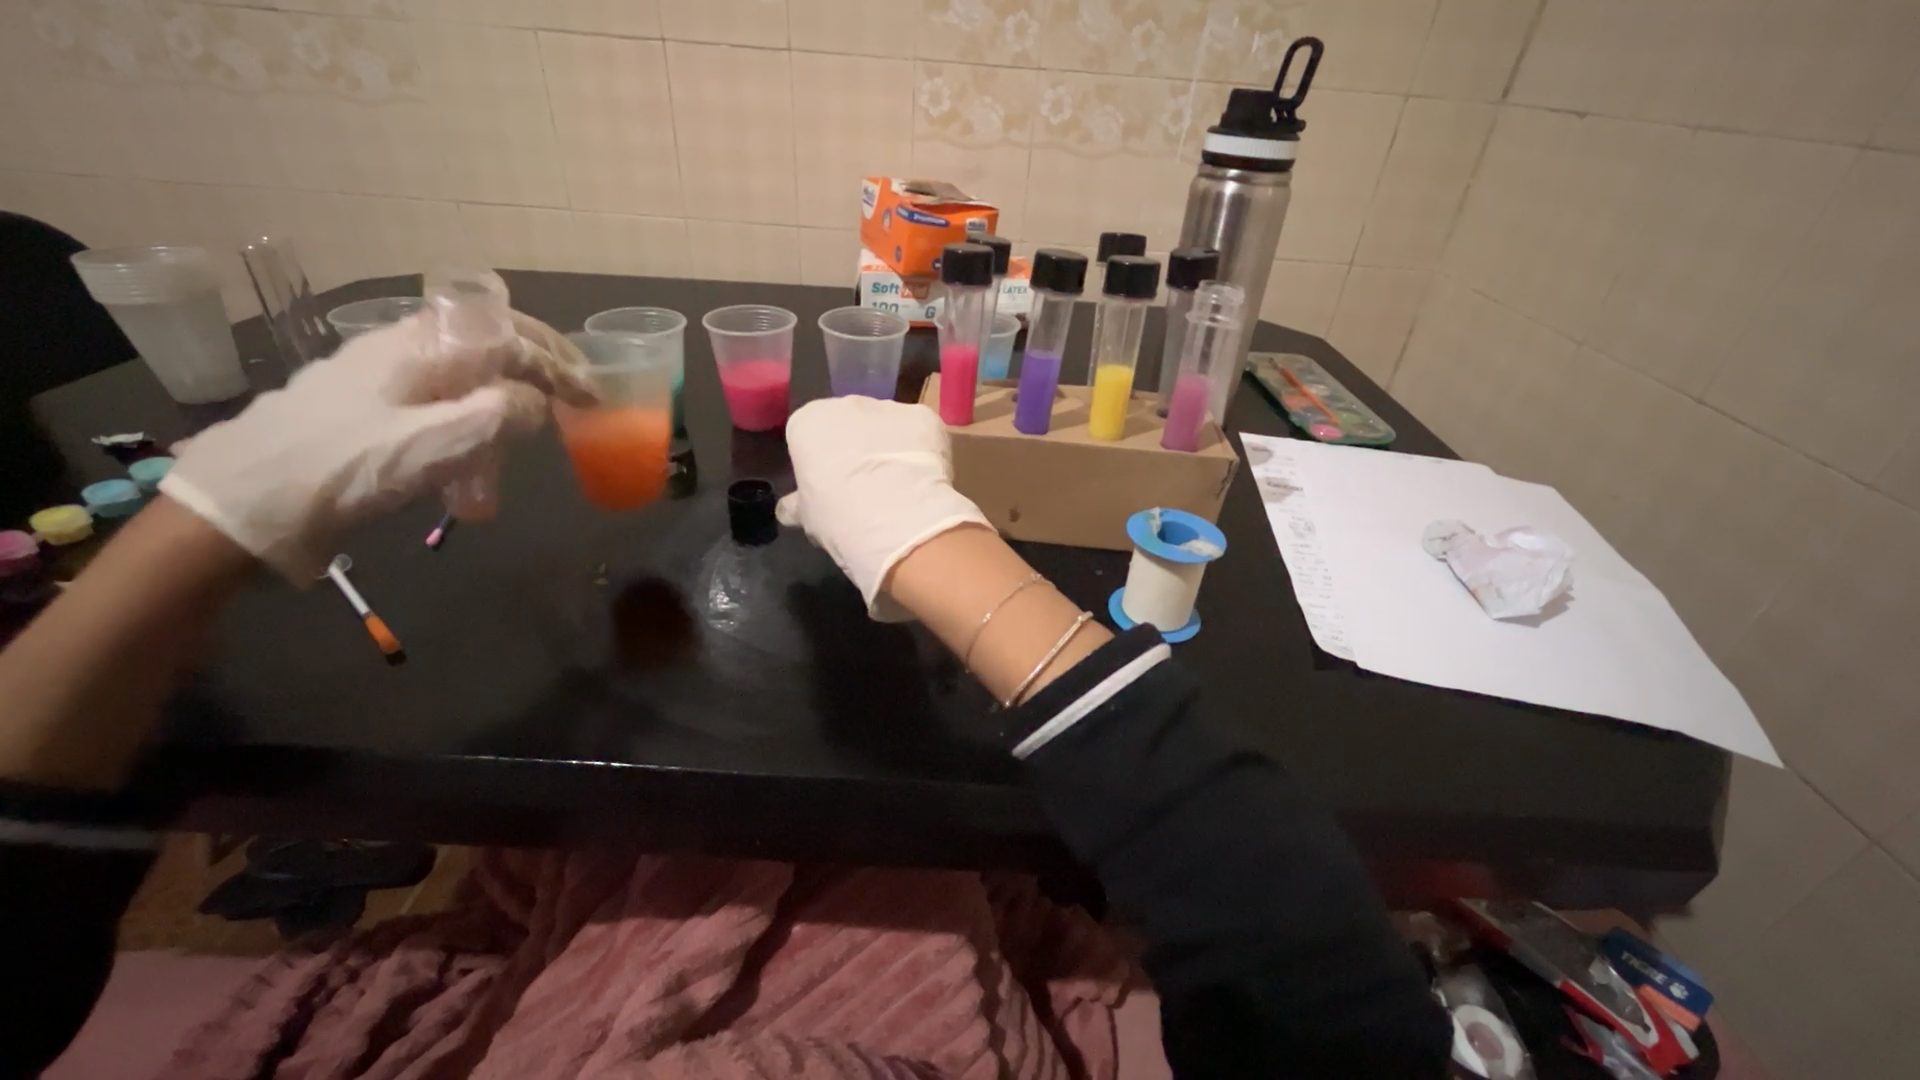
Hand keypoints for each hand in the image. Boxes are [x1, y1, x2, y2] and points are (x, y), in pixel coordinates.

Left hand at [160, 310, 593, 581]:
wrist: (235, 506)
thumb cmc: (342, 468)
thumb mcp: (436, 443)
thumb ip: (499, 415)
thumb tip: (534, 403)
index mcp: (420, 347)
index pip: (510, 335)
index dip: (559, 364)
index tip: (592, 398)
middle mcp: (399, 349)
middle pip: (486, 348)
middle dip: (534, 377)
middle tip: (568, 411)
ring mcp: (375, 379)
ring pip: (460, 381)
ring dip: (499, 413)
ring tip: (511, 464)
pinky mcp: (360, 412)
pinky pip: (432, 410)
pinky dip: (464, 435)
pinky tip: (462, 482)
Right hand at [778, 397, 992, 620]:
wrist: (895, 519)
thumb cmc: (838, 517)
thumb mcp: (807, 517)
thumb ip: (796, 505)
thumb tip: (788, 509)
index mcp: (808, 422)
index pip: (807, 434)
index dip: (819, 460)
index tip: (829, 485)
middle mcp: (847, 404)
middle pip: (848, 422)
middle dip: (855, 447)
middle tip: (864, 485)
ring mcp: (888, 407)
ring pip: (887, 424)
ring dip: (890, 446)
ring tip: (899, 486)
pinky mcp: (924, 417)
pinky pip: (920, 432)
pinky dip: (922, 450)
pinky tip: (924, 479)